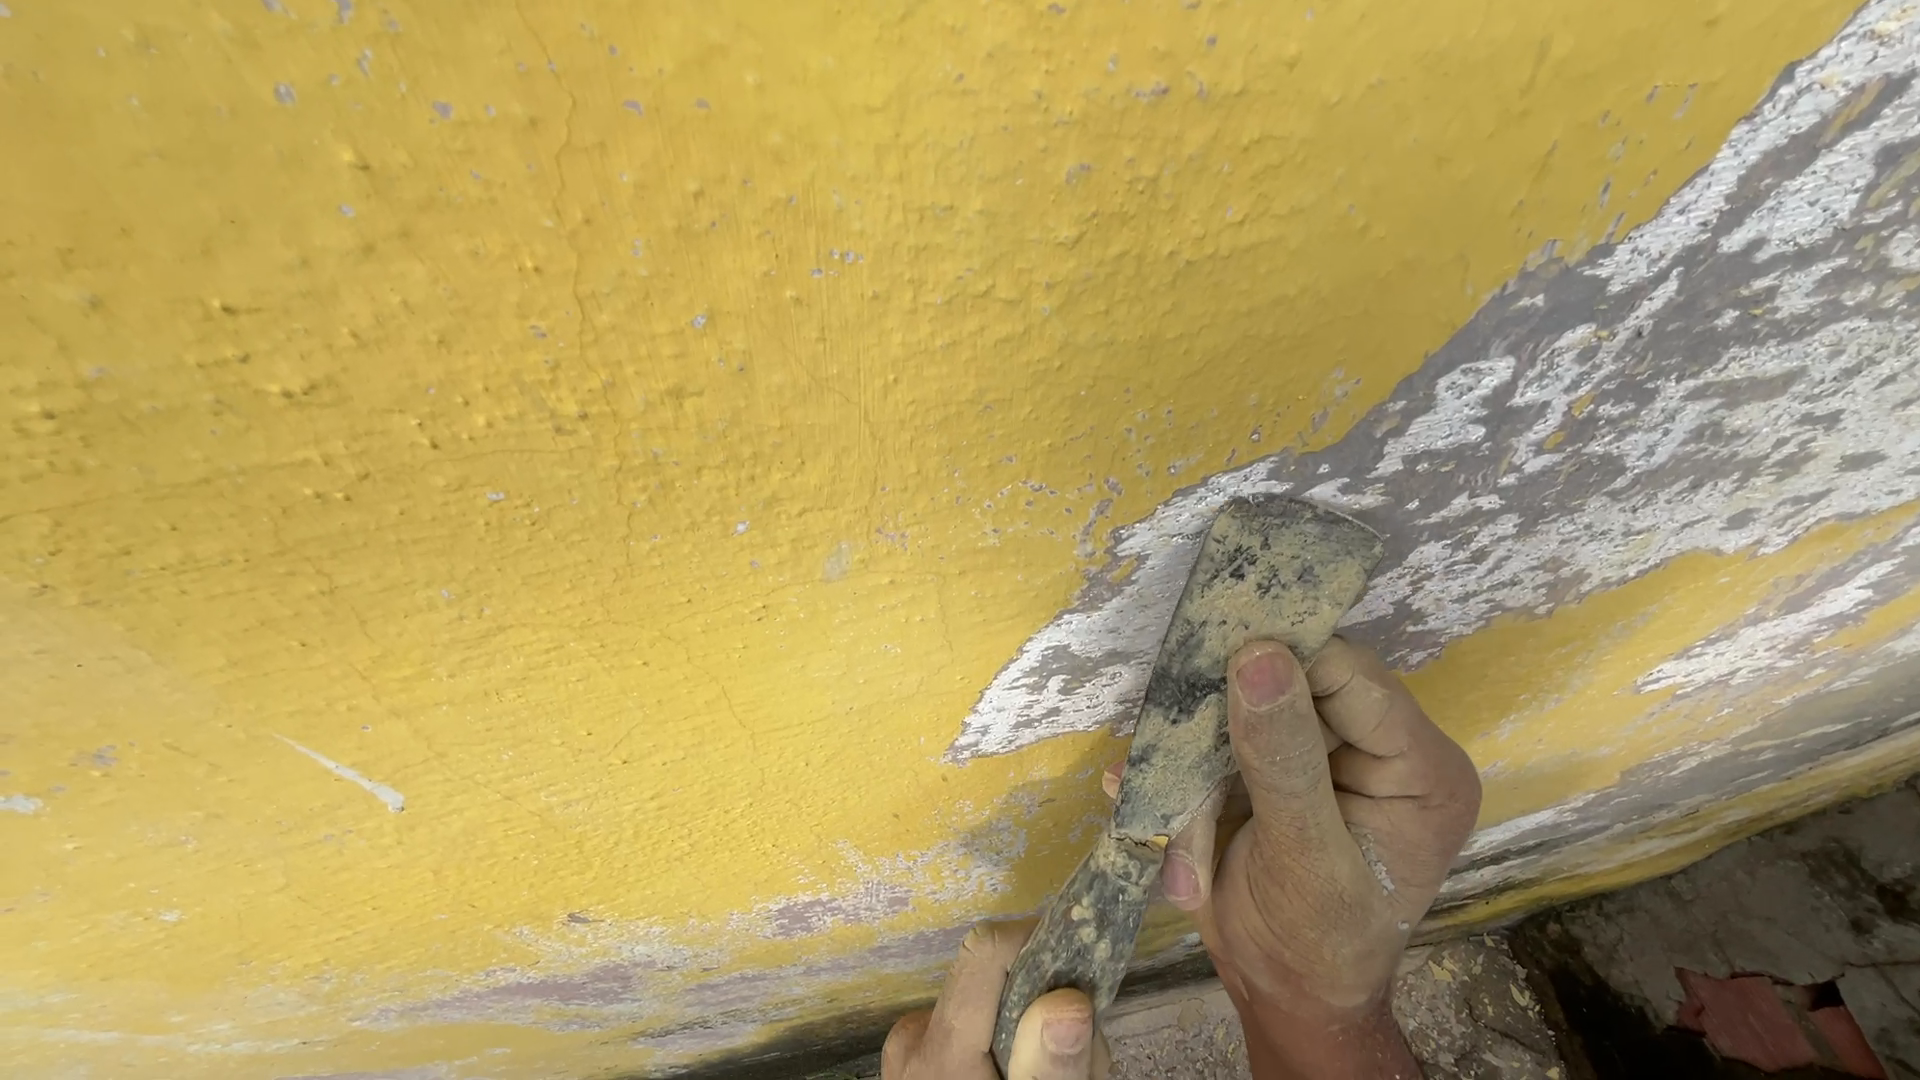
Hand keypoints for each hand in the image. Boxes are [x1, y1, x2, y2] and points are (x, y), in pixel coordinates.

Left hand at [882, 918, 1111, 1079]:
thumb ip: (1055, 1071)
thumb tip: (1071, 999)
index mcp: (936, 1051)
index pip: (985, 951)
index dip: (1039, 944)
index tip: (1083, 977)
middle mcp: (913, 1037)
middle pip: (1000, 982)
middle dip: (1050, 1010)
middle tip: (1079, 1070)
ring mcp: (911, 1050)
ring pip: (994, 1007)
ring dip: (1034, 1036)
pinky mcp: (920, 1061)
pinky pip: (978, 1030)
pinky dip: (1011, 1051)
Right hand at [1103, 637, 1480, 1077]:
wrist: (1280, 992)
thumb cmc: (1314, 941)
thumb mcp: (1304, 856)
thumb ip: (1283, 758)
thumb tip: (1258, 653)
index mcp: (1418, 765)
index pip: (1349, 674)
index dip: (1283, 656)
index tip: (1209, 656)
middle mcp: (1374, 745)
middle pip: (1292, 678)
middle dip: (1226, 706)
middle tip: (1172, 736)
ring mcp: (1316, 750)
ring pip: (1243, 701)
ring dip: (1194, 744)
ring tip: (1166, 792)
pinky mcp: (1270, 760)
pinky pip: (1217, 732)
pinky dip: (1180, 758)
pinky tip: (1140, 783)